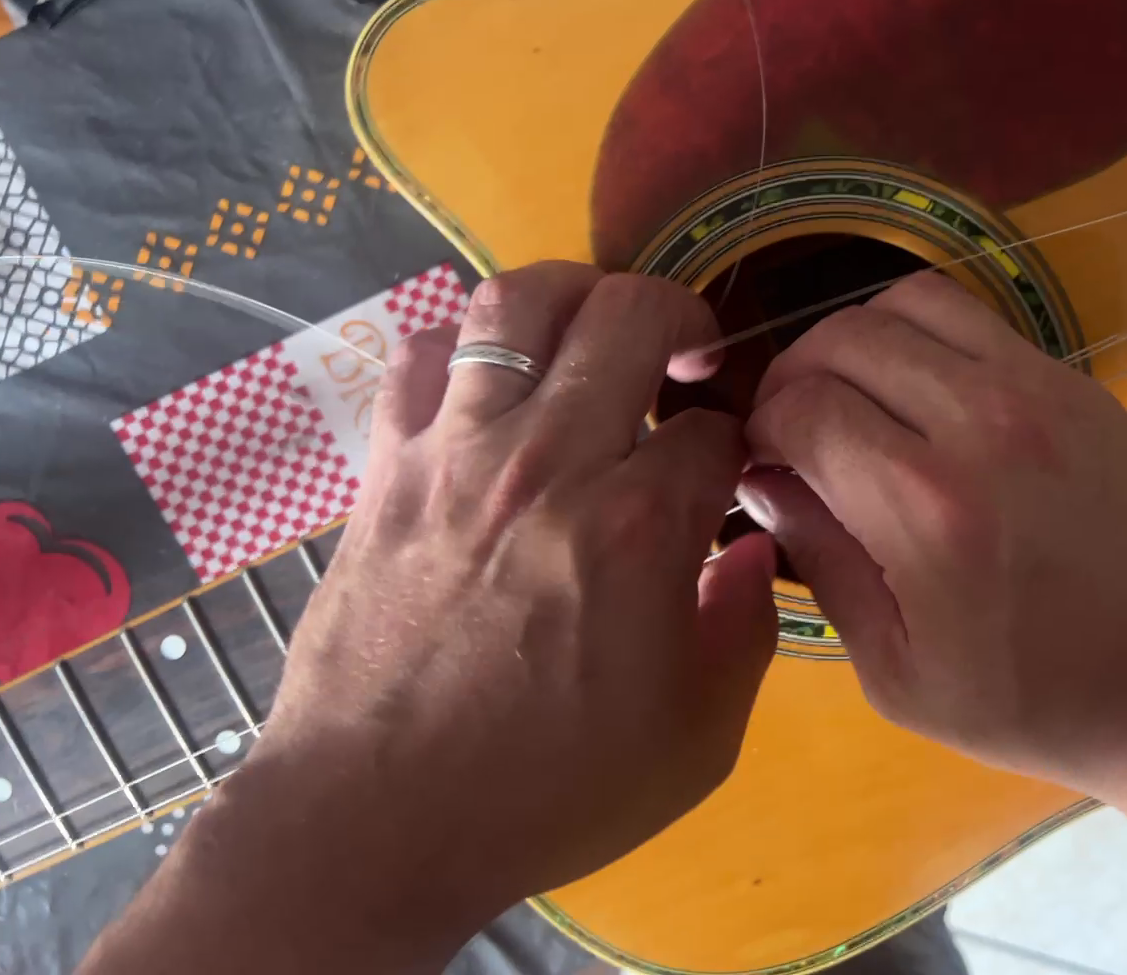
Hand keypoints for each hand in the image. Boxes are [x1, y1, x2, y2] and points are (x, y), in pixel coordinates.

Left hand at [234, 265, 775, 936]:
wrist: (372, 828)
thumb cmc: (556, 784)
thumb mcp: (702, 733)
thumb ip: (752, 623)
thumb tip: (755, 543)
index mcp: (640, 529)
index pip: (714, 429)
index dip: (739, 439)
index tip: (733, 470)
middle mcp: (552, 464)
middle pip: (633, 315)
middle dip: (684, 320)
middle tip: (693, 361)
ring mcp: (458, 454)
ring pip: (523, 301)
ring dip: (585, 297)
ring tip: (606, 336)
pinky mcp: (389, 467)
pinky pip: (429, 352)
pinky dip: (481, 344)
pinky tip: (511, 385)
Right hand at [740, 272, 1126, 795]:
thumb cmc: (1039, 703)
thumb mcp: (900, 673)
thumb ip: (822, 563)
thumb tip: (766, 484)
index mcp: (926, 505)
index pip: (804, 406)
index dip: (764, 426)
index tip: (766, 460)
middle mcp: (982, 421)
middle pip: (847, 336)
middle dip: (796, 372)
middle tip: (798, 425)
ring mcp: (1043, 389)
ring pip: (914, 302)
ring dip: (862, 338)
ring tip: (859, 395)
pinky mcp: (1083, 385)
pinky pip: (981, 323)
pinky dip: (930, 340)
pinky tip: (933, 398)